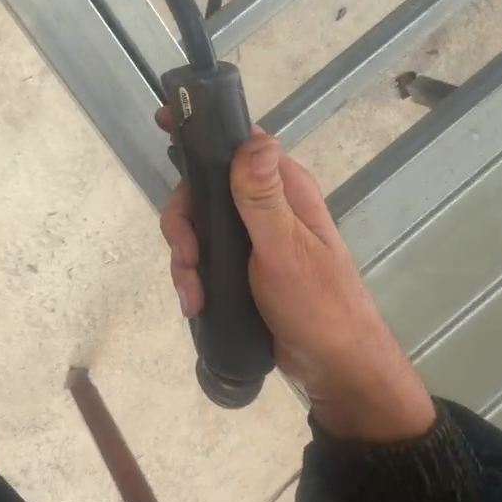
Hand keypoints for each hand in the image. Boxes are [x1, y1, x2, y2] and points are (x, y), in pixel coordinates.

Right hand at [159, 114, 434, 441]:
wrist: (337, 374)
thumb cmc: (319, 307)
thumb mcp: (286, 249)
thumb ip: (264, 196)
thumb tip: (255, 139)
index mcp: (283, 187)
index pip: (238, 141)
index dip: (200, 133)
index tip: (163, 127)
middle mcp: (266, 204)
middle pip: (203, 188)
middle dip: (183, 221)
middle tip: (184, 254)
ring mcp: (252, 235)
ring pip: (197, 224)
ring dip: (185, 257)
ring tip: (192, 293)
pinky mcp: (240, 265)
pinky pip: (203, 256)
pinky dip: (192, 276)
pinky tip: (195, 301)